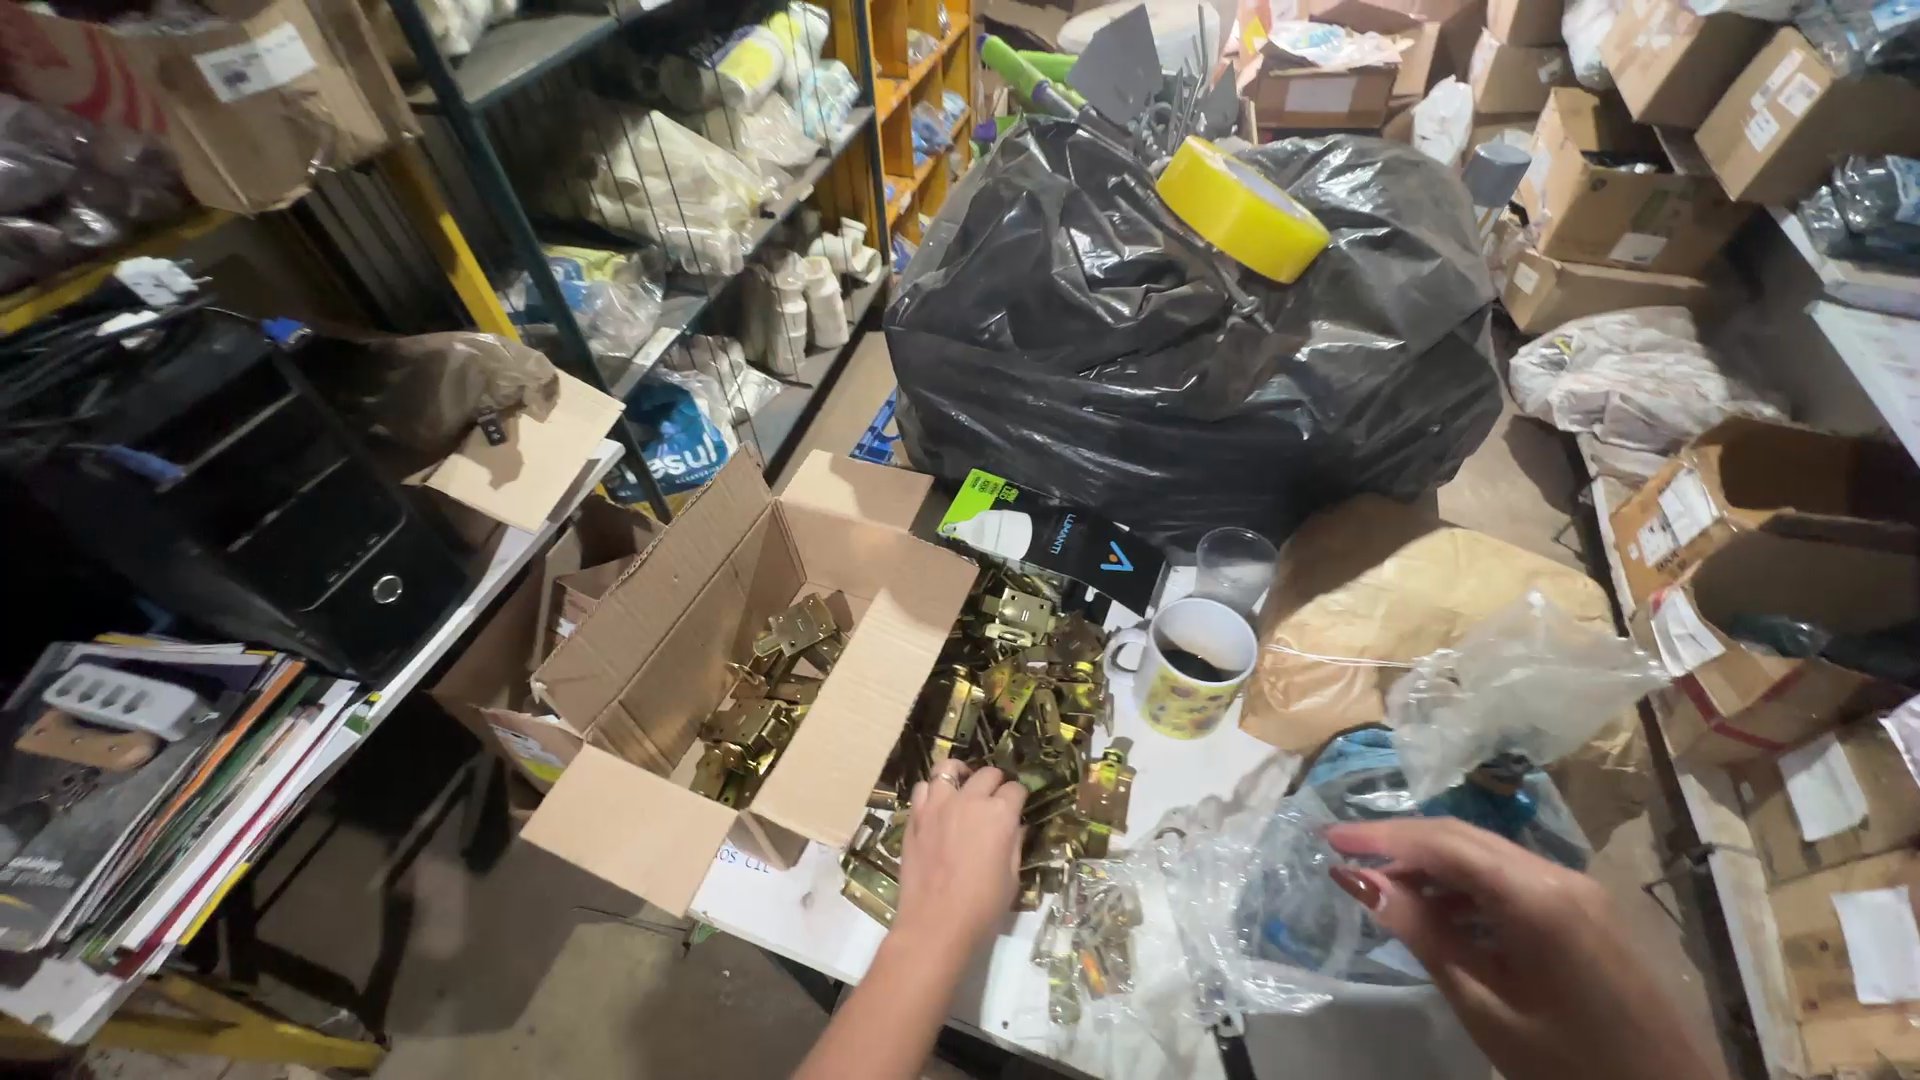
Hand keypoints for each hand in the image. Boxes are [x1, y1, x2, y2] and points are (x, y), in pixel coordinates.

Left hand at [892, 761, 1025, 957]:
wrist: (936, 924)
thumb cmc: (982, 906)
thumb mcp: (1012, 877)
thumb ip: (1015, 843)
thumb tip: (1016, 826)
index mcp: (1000, 814)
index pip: (1016, 789)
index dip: (1019, 797)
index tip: (1018, 806)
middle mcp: (969, 800)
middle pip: (987, 773)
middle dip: (996, 782)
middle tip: (995, 797)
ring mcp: (938, 805)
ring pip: (948, 769)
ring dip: (960, 775)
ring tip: (963, 787)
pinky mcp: (916, 816)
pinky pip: (923, 789)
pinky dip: (932, 791)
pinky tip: (937, 805)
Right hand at [1325, 818, 1725, 1079]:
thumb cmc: (1573, 1068)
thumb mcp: (1484, 1004)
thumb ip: (1422, 932)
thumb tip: (1357, 879)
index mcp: (1538, 897)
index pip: (1441, 842)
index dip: (1379, 836)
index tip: (1328, 838)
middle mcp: (1560, 875)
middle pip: (1461, 837)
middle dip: (1399, 842)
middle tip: (1345, 857)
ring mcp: (1579, 890)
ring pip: (1484, 853)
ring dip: (1430, 863)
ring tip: (1384, 890)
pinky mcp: (1586, 910)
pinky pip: (1509, 876)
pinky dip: (1464, 884)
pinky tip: (1439, 910)